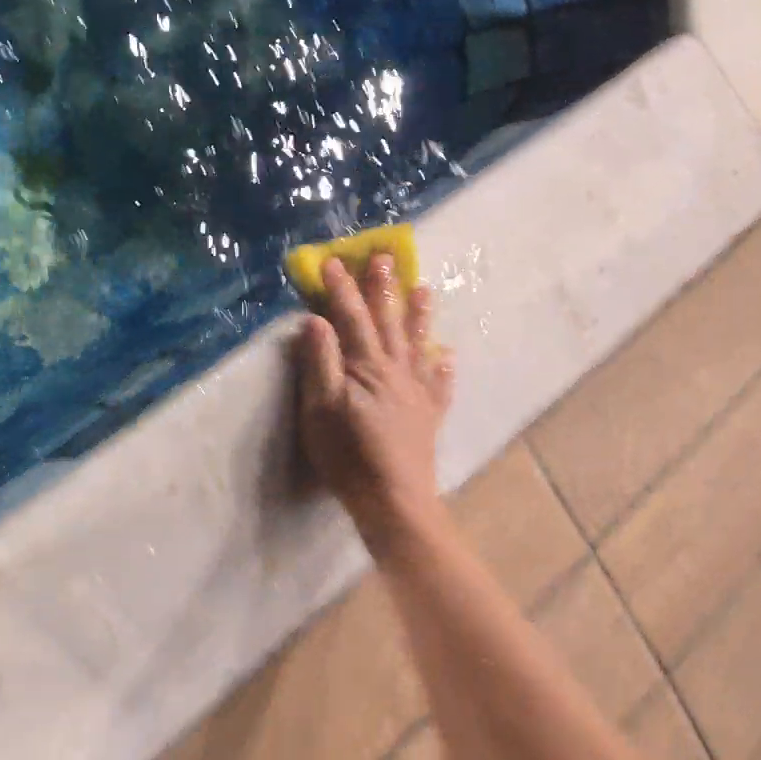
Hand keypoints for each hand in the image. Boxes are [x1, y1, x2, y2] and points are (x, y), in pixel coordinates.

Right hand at [292, 254, 455, 553]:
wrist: (393, 500)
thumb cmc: (347, 453)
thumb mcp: (319, 407)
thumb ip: (319, 362)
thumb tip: (315, 320)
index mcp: (366, 367)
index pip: (350, 318)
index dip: (340, 289)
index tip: (332, 261)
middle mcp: (395, 372)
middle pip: (389, 323)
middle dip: (383, 290)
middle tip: (384, 259)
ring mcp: (416, 393)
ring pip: (417, 345)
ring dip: (418, 316)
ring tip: (424, 290)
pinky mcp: (426, 416)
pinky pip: (439, 384)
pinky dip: (441, 366)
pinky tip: (445, 355)